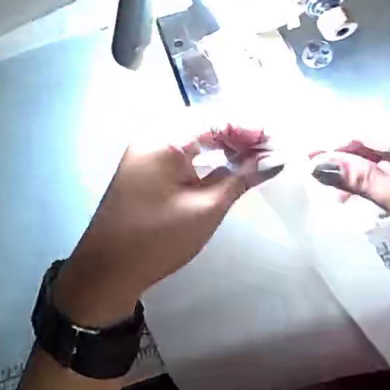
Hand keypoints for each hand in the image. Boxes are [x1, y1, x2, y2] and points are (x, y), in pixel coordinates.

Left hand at [56, 120, 283, 323]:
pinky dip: (213, 154)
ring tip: (262, 160)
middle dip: (245, 134)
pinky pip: (188, 148)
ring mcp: (150, 148)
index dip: (254, 128)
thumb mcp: (206, 208)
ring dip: (231, 144)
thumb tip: (277, 159)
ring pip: (200, 134)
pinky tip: (234, 166)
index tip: (283, 145)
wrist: (106, 273)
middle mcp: (155, 133)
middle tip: (277, 153)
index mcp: (165, 137)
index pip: (219, 117)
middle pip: (210, 120)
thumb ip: (242, 177)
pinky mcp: (150, 164)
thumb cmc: (156, 240)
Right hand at [311, 121, 389, 319]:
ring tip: (347, 203)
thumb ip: (363, 179)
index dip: (330, 142)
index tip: (301, 159)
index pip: (364, 126)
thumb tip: (319, 163)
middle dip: (349, 161)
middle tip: (323, 190)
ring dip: (370, 175)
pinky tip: (382, 202)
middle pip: (380, 138)